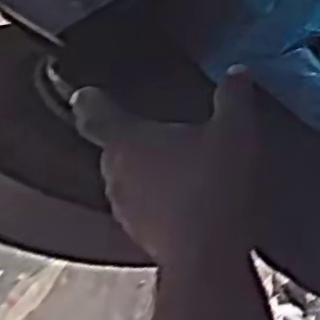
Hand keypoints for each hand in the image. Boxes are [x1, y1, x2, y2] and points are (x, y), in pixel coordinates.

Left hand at [72, 68, 261, 266]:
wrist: (206, 249)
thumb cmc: (214, 178)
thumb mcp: (235, 127)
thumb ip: (233, 96)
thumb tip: (235, 71)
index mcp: (131, 144)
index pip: (99, 118)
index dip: (91, 104)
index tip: (83, 94)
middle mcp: (116, 174)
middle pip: (114, 148)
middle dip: (130, 136)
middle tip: (151, 124)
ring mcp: (124, 207)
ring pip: (127, 176)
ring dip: (144, 165)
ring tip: (172, 157)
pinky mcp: (139, 231)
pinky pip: (141, 199)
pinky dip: (155, 189)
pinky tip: (181, 189)